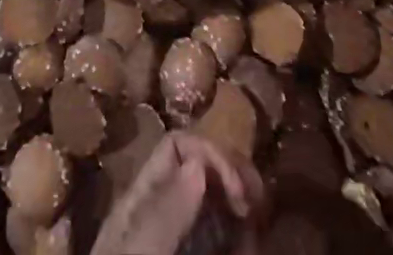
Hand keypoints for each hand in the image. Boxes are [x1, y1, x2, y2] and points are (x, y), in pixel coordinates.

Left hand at [90, 134, 265, 254]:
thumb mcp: (138, 253)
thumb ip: (164, 212)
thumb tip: (199, 164)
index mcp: (145, 201)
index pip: (178, 149)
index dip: (211, 154)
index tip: (237, 192)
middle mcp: (170, 214)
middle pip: (207, 169)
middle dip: (237, 177)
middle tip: (253, 206)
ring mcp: (191, 242)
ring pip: (225, 204)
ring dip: (246, 208)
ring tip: (254, 229)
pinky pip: (234, 241)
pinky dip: (247, 240)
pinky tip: (250, 248)